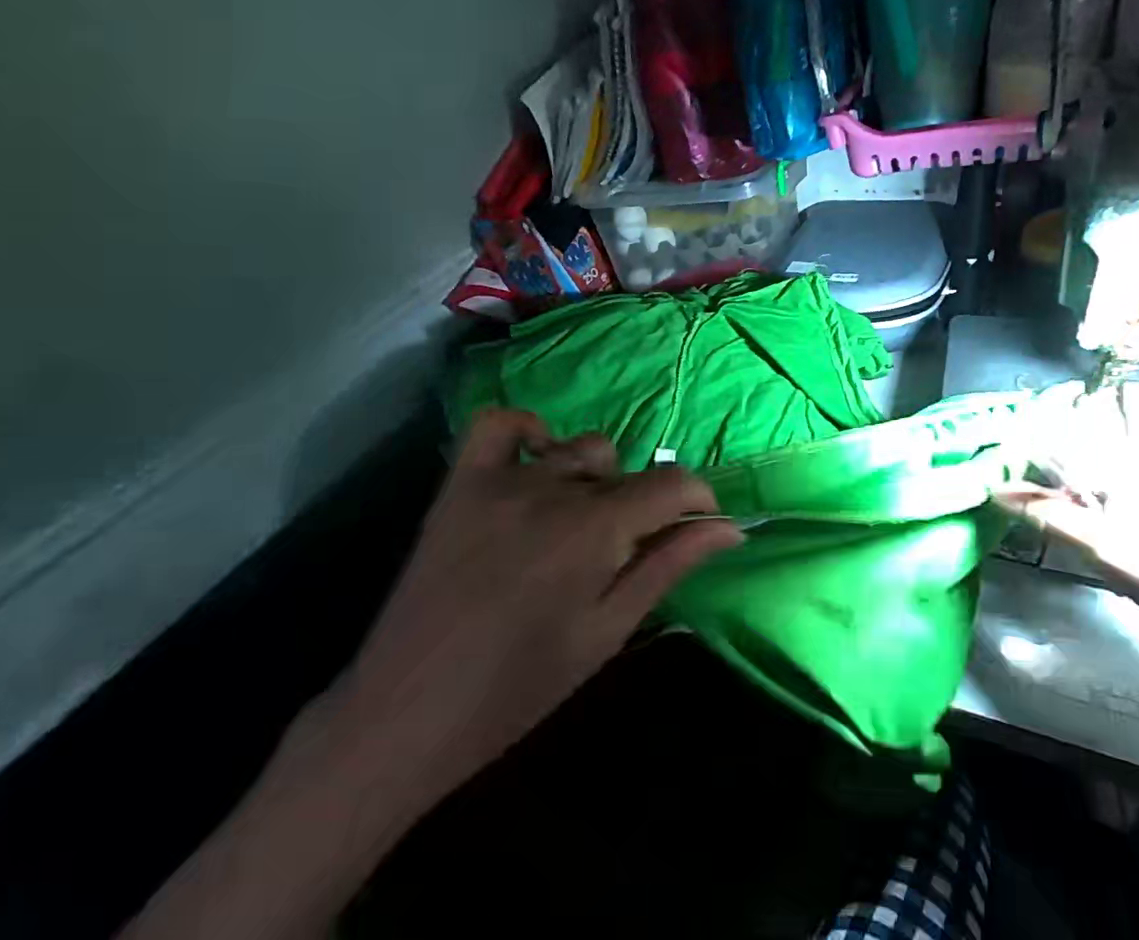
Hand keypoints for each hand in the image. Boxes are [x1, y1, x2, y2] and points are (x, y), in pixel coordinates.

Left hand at [317, 408, 741, 803]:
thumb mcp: (611, 628)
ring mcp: (500, 483)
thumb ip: (670, 565)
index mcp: (595, 529)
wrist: (408, 711)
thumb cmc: (523, 683)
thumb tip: (730, 528)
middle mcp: (552, 491)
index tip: (701, 529)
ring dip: (600, 478)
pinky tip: (541, 461)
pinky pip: (498, 427)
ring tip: (586, 523)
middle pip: (629, 471)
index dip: (700, 501)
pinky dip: (530, 432)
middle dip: (649, 504)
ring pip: (579, 449)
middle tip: (631, 552)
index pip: (674, 484)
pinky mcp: (459, 487)